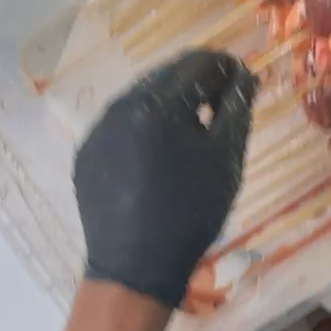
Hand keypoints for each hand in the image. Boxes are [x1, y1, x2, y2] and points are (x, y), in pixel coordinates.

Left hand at [75, 50, 257, 306]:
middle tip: (221, 106)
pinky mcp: (87, 154)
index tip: (243, 84)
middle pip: (167, 76)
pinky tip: (159, 157)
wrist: (135, 266)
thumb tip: (242, 76)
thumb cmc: (190, 214)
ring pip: (141, 100)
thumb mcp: (226, 161)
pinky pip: (121, 127)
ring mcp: (98, 129)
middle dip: (197, 84)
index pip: (199, 63)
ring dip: (170, 106)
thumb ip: (237, 110)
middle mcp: (120, 105)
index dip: (227, 68)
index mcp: (158, 102)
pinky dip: (145, 130)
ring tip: (191, 133)